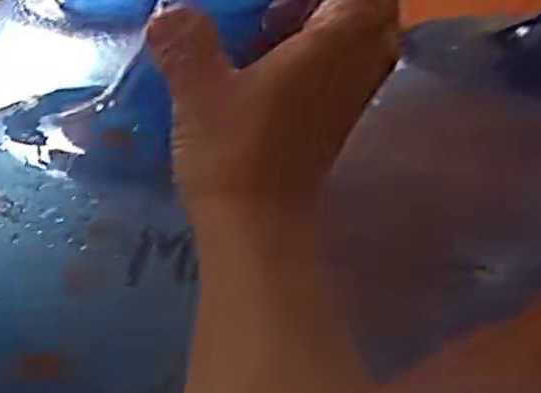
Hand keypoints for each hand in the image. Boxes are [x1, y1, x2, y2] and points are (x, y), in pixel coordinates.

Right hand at [150, 0, 398, 222]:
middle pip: (344, 0)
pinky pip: (336, 58)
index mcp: (350, 21)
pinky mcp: (344, 109)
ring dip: (302, 27)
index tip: (248, 14)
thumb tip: (165, 13)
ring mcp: (364, 76)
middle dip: (296, 8)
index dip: (286, 0)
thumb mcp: (200, 97)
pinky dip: (305, 56)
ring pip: (343, 26)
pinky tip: (263, 77)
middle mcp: (375, 38)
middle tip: (247, 21)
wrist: (254, 223)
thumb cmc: (234, 154)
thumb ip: (187, 48)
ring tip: (251, 43)